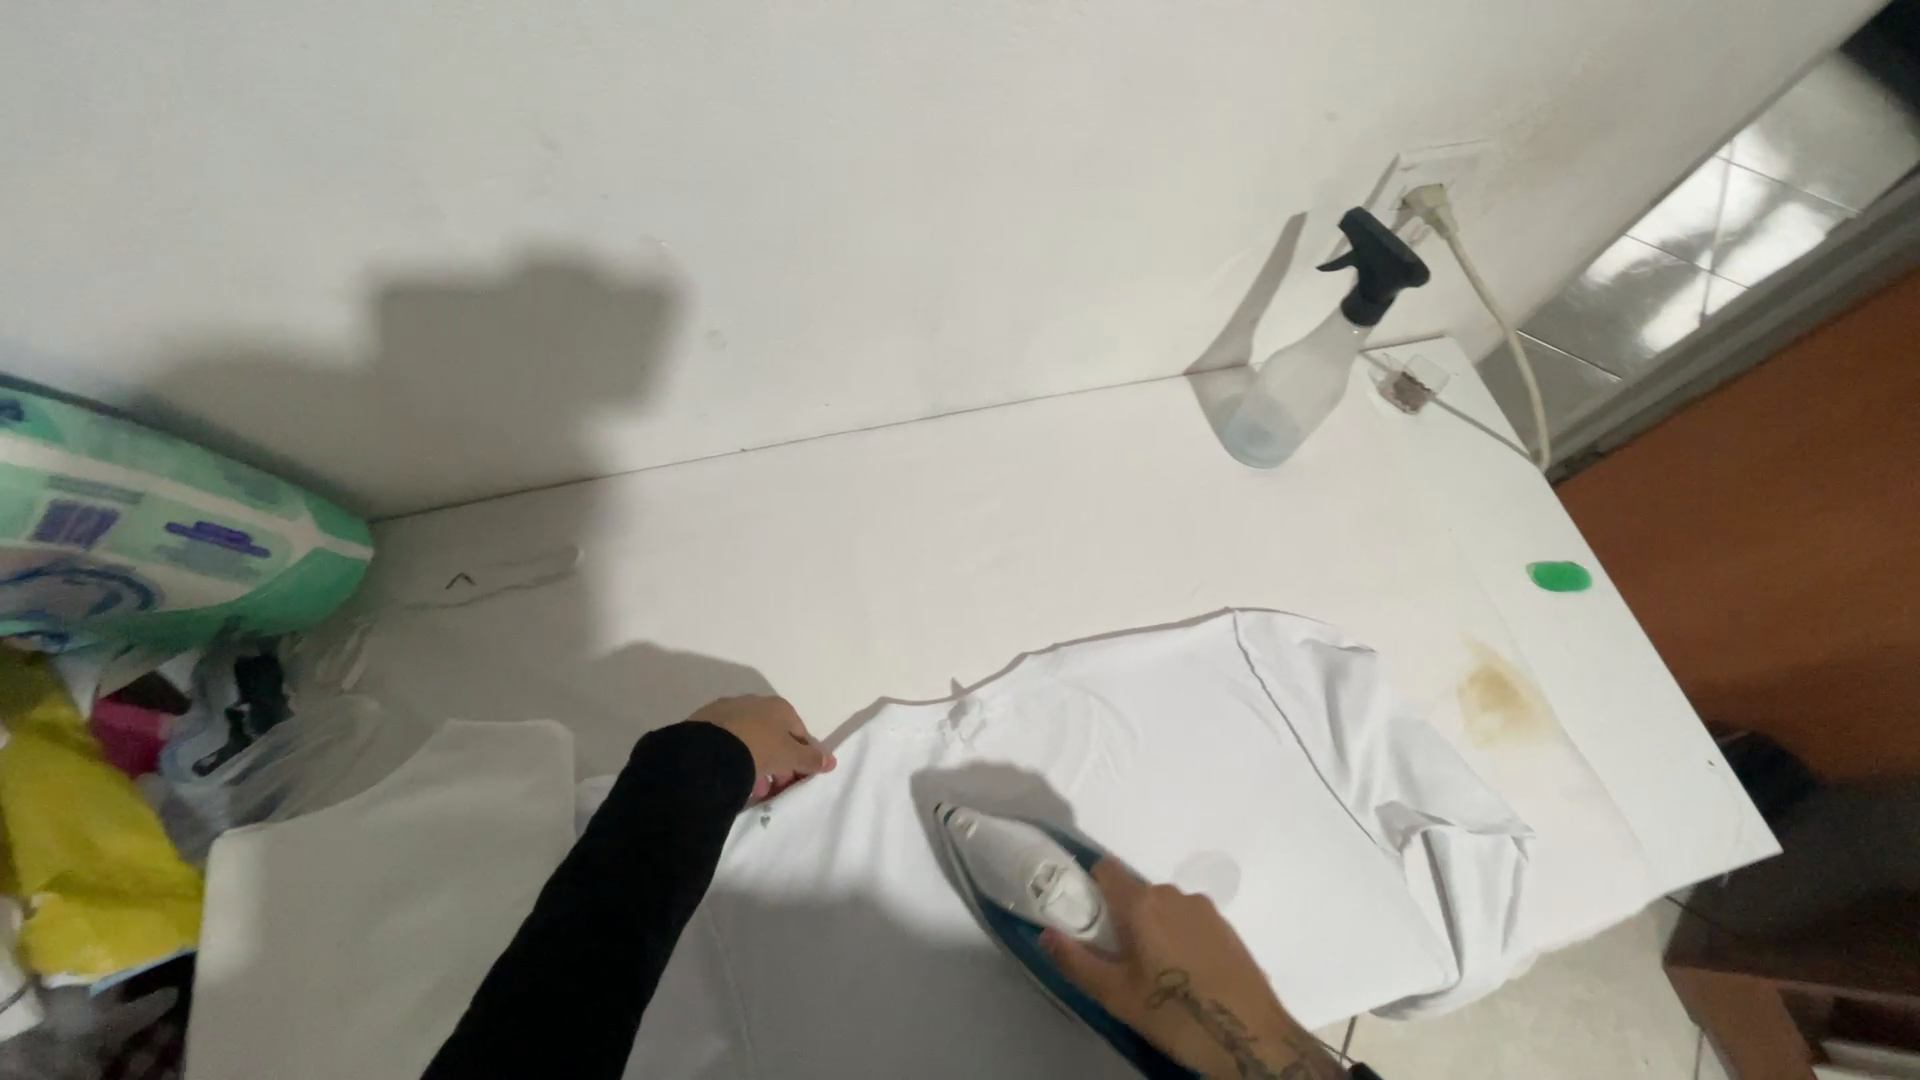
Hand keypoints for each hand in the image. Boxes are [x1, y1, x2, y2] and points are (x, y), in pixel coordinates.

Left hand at [691, 695, 835, 801]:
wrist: (710, 749)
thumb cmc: (760, 748)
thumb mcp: (790, 757)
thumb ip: (811, 759)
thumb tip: (832, 761)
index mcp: (780, 707)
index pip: (798, 732)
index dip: (801, 756)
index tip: (795, 777)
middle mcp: (756, 702)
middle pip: (773, 735)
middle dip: (776, 762)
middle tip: (773, 786)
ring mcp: (728, 710)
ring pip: (748, 738)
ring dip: (754, 762)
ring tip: (750, 788)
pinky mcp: (705, 722)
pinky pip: (726, 741)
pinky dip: (732, 756)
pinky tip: (730, 776)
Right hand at [1042, 859, 1341, 1079]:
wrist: (1253, 1038)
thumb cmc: (1177, 1015)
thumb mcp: (1117, 996)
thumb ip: (1076, 961)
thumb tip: (1044, 933)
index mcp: (1141, 902)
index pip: (1105, 868)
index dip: (1091, 887)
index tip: (1088, 919)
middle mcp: (1171, 893)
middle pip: (1134, 891)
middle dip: (1123, 916)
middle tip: (1122, 960)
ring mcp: (1202, 907)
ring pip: (1163, 906)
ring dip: (1154, 926)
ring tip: (1158, 973)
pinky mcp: (1226, 925)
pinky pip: (1189, 918)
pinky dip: (1180, 935)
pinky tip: (1187, 974)